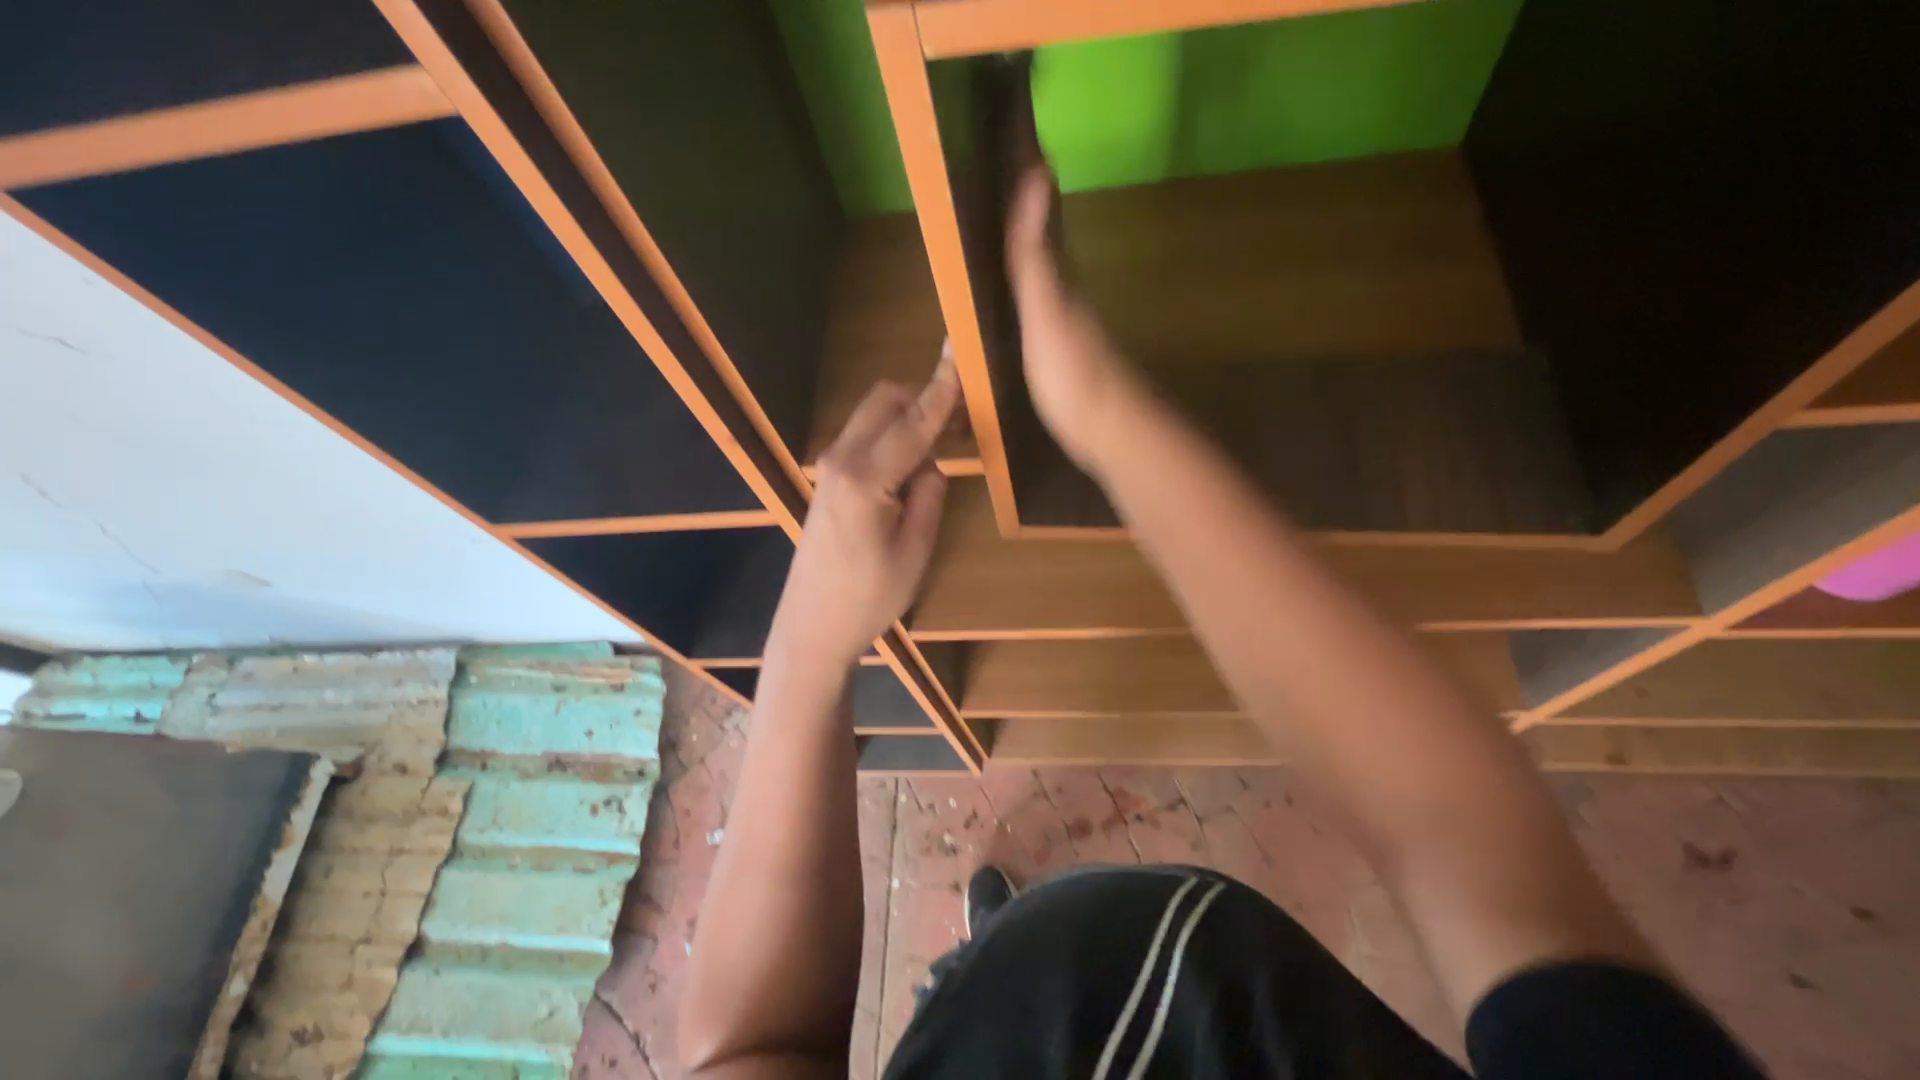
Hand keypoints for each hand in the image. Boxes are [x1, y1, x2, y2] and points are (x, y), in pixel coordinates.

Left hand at [766, 351, 960, 668]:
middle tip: (964, 418)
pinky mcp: (827, 480)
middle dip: (924, 397)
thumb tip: (933, 463)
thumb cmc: (868, 600)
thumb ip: (928, 495)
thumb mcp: (914, 552)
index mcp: (866, 478)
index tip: (962, 351)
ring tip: (947, 440)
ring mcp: (829, 468)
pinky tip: (916, 460)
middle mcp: (841, 460)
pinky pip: (864, 437)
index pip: (913, 422)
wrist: (811, 628)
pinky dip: (892, 434)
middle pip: (885, 400)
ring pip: (873, 415)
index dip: (942, 389)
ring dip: (908, 415)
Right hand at [1005, 166, 1149, 471]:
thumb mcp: (1046, 310)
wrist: (1111, 431)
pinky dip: (1029, 287)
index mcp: (1057, 279)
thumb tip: (1039, 175)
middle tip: (1003, 175)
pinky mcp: (1065, 355)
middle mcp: (1065, 294)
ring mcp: (1068, 324)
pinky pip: (1041, 305)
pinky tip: (1022, 299)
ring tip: (1003, 228)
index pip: (1038, 218)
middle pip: (1044, 241)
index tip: (1018, 136)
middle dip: (1027, 208)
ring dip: (1028, 247)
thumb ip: (1036, 252)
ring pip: (1045, 273)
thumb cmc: (1071, 372)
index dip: (1028, 182)